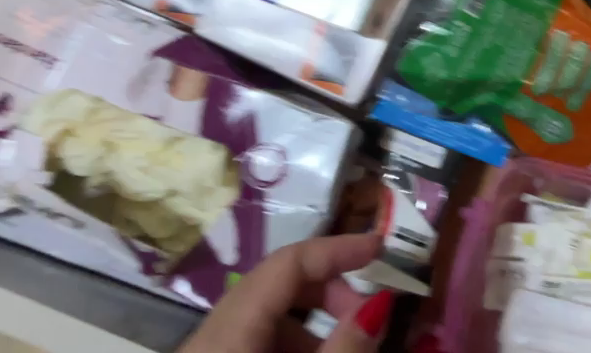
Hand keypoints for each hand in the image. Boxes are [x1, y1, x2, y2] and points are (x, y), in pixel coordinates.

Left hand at [181, 233, 391, 352]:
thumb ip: (344, 348)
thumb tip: (381, 302)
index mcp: (228, 332)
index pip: (288, 262)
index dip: (337, 248)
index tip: (381, 247)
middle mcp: (209, 336)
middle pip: (277, 286)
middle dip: (329, 291)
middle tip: (368, 315)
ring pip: (267, 319)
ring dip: (313, 324)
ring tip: (346, 347)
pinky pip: (252, 344)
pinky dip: (291, 343)